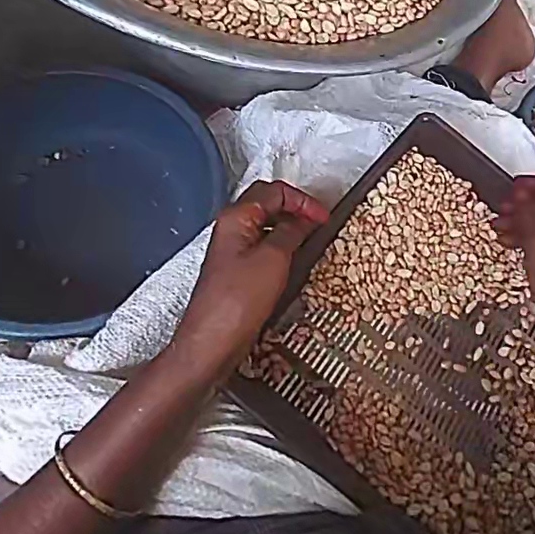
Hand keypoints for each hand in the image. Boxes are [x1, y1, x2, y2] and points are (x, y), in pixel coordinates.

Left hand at [168, 181, 328, 376]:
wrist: (212, 341)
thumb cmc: (237, 301)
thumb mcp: (274, 259)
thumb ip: (291, 232)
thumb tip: (304, 220)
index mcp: (236, 218)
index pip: (274, 191)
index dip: (302, 200)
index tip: (322, 217)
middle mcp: (231, 229)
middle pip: (268, 203)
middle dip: (296, 208)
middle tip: (318, 222)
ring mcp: (234, 250)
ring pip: (266, 226)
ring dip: (290, 227)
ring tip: (311, 239)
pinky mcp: (238, 271)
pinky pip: (264, 248)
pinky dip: (282, 247)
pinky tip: (295, 260)